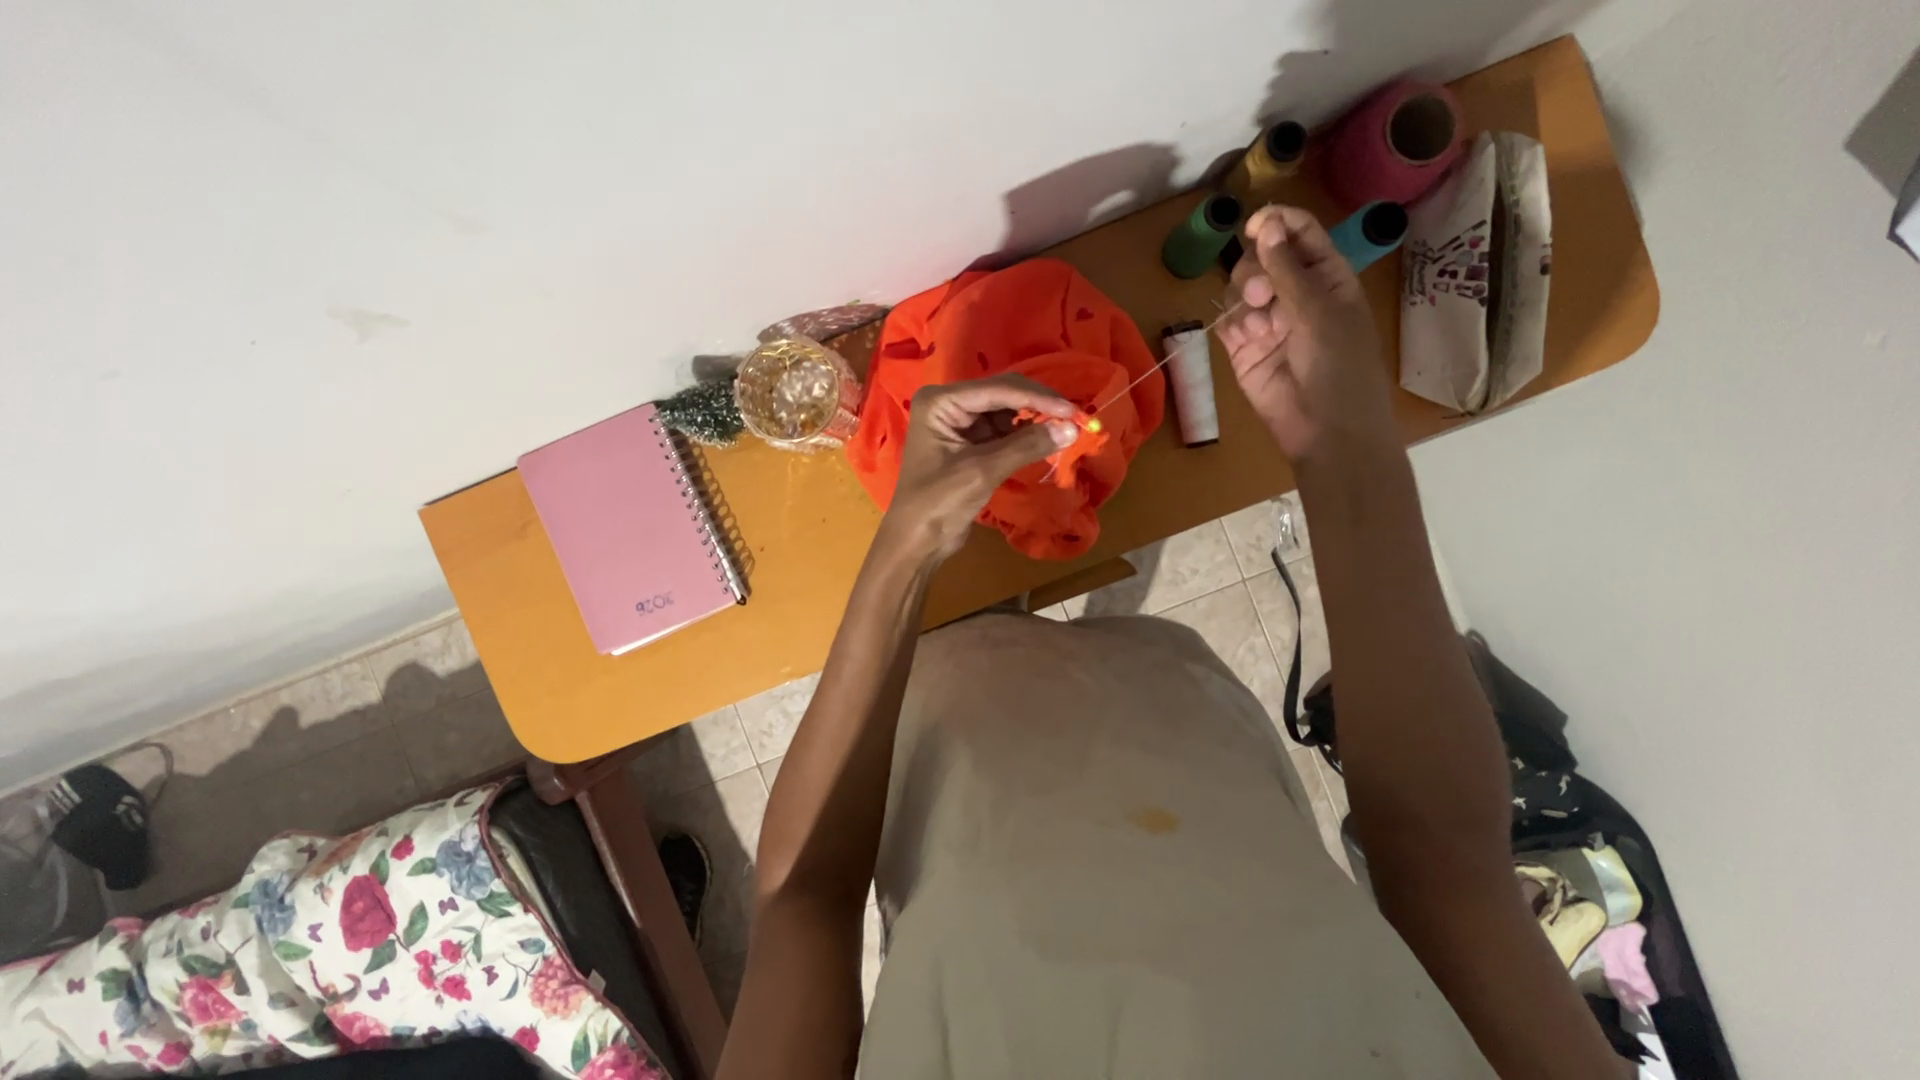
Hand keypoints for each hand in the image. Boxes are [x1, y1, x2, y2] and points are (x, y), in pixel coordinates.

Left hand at [880, 375, 1079, 562]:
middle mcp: (948, 404)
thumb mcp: (982, 471)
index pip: (997, 389)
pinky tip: (1046, 439)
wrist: (917, 541)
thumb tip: (1072, 429)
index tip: (1073, 410)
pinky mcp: (969, 442)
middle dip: (1038, 405)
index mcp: (940, 401)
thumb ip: (1025, 446)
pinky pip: (1004, 430)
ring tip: (1065, 429)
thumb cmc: (939, 502)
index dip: (1037, 398)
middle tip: (1075, 417)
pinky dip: (1025, 434)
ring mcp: (958, 422)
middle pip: (1003, 394)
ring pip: (1007, 410)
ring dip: (1034, 419)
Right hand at [1218, 205, 1398, 464]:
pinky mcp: (1244, 350)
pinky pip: (1228, 322)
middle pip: (1263, 257)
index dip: (1279, 223)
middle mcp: (1296, 295)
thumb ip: (1288, 269)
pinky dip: (1231, 324)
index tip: (1255, 224)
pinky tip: (1242, 337)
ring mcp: (1268, 322)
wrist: (1326, 430)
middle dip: (1255, 267)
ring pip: (1241, 288)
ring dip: (1242, 296)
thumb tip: (1267, 224)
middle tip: (1258, 292)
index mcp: (1328, 278)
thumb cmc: (1340, 367)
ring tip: (1254, 320)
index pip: (1301, 235)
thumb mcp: (1320, 312)